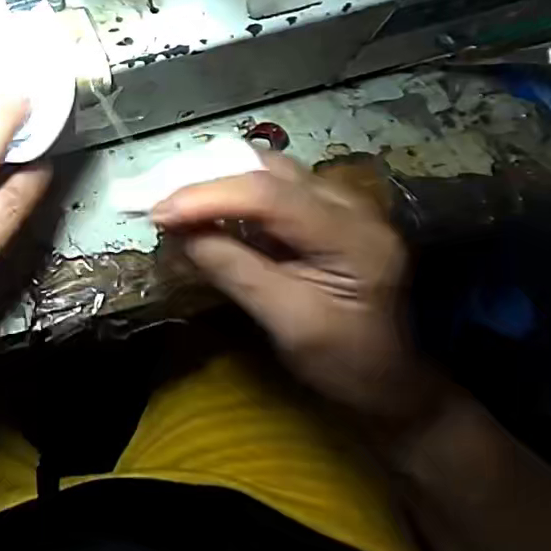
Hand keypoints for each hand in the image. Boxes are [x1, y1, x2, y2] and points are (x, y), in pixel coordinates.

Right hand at [150, 152, 439, 422]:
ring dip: (216, 179)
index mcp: (353, 236)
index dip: (207, 197)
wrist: (393, 382)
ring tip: (173, 199)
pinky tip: (204, 205)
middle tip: (158, 198)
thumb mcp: (288, 323)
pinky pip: (270, 183)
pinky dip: (231, 190)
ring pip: (266, 168)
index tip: (158, 212)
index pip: (269, 195)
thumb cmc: (346, 365)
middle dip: (206, 179)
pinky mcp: (324, 206)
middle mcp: (350, 203)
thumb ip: (232, 269)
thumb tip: (178, 230)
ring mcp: (340, 200)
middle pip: (266, 169)